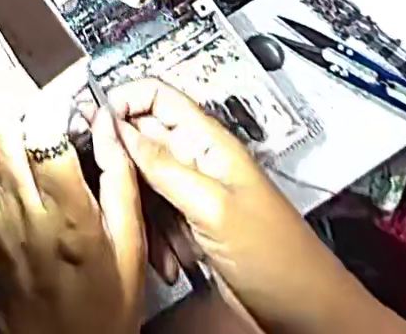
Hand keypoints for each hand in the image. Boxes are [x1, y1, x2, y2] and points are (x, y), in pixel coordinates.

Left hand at [0, 114, 144, 333]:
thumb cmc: (102, 305)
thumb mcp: (129, 245)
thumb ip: (119, 177)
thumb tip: (106, 122)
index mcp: (66, 213)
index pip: (46, 133)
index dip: (52, 101)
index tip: (62, 93)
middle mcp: (21, 214)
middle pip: (1, 132)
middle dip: (14, 105)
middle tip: (28, 104)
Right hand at [106, 80, 405, 333]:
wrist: (310, 319)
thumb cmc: (281, 261)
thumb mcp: (214, 207)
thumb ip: (164, 165)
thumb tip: (120, 129)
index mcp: (207, 139)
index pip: (155, 94)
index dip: (123, 100)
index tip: (95, 120)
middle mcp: (196, 158)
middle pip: (141, 136)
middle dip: (124, 161)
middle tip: (110, 184)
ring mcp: (192, 191)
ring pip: (142, 178)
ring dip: (138, 206)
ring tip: (153, 237)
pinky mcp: (189, 222)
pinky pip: (152, 213)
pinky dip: (151, 234)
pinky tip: (167, 259)